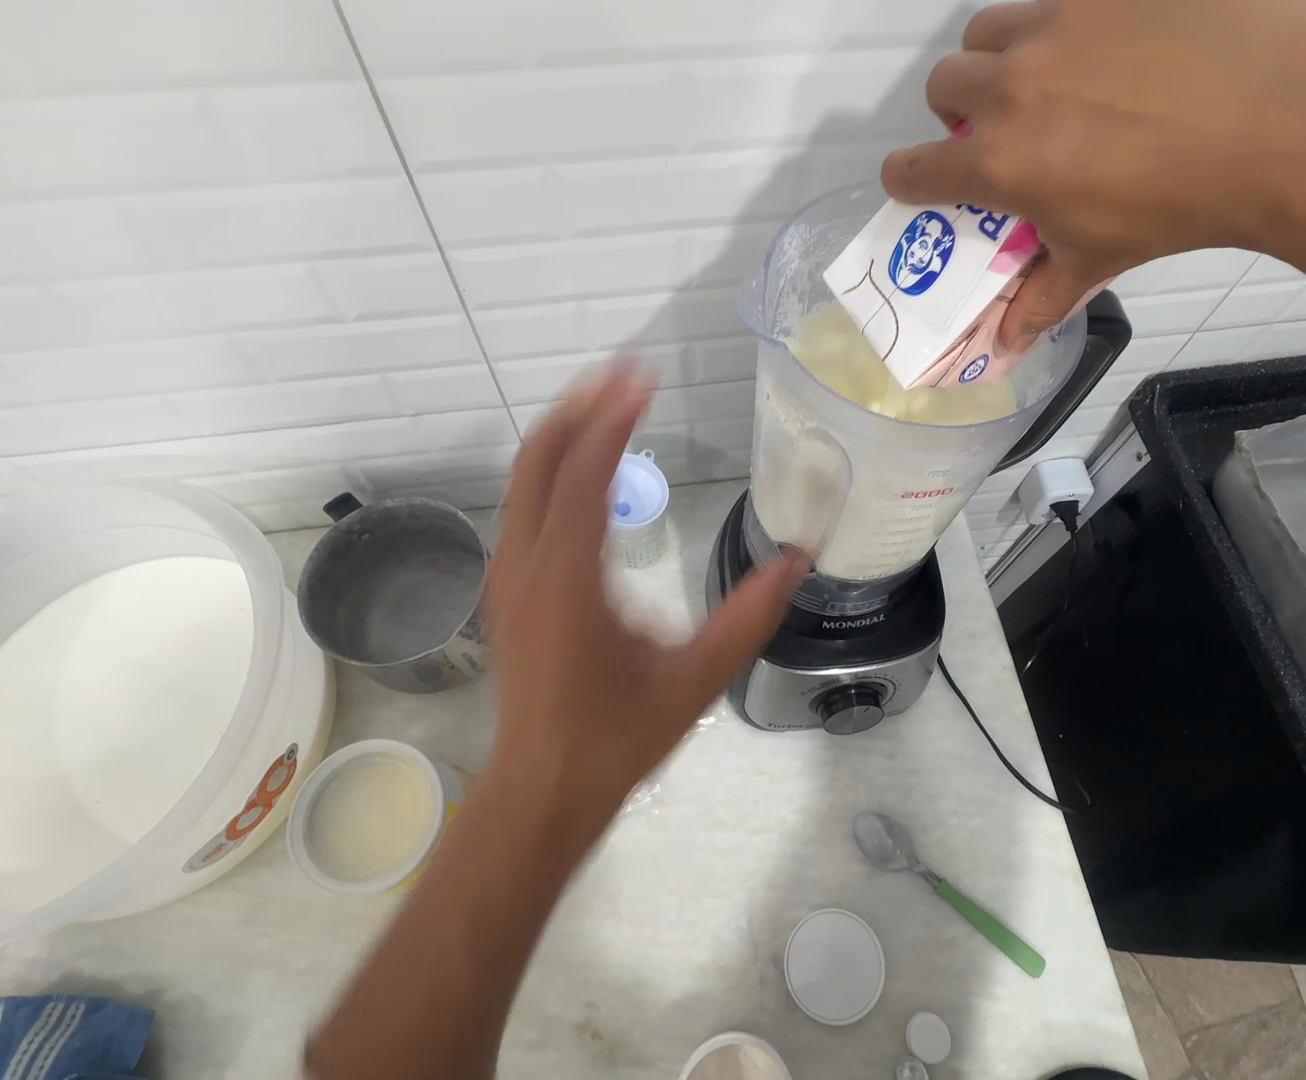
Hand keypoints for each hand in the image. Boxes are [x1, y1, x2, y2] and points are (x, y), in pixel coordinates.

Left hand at [481, 361, 804, 836]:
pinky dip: (551, 470)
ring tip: (609, 406)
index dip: (613, 417)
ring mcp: (507, 576)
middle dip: (579, 407)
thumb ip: (748, 617)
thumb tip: (798, 560)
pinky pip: (522, 507)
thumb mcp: (695, 680)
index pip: (586, 474)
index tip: (645, 376)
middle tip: (626, 374)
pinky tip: (586, 472)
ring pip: (522, 479)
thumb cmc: (616, 739)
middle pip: (538, 458)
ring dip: (563, 435)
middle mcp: (525, 564)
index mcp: (567, 579)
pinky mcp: (507, 591)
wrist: (542, 789)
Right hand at [882, 0, 1305, 349]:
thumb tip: (1008, 340)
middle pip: (943, 83)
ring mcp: (1060, 23)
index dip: (907, 180)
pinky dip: (1064, 22)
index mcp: (999, 163)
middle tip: (998, 127)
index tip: (920, 183)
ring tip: (1043, 76)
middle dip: (955, 109)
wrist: (1286, 126)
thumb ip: (1041, 297)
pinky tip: (1110, 45)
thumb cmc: (1178, 207)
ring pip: (988, 28)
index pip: (912, 170)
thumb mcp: (1098, 258)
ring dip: (996, 55)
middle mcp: (1012, 87)